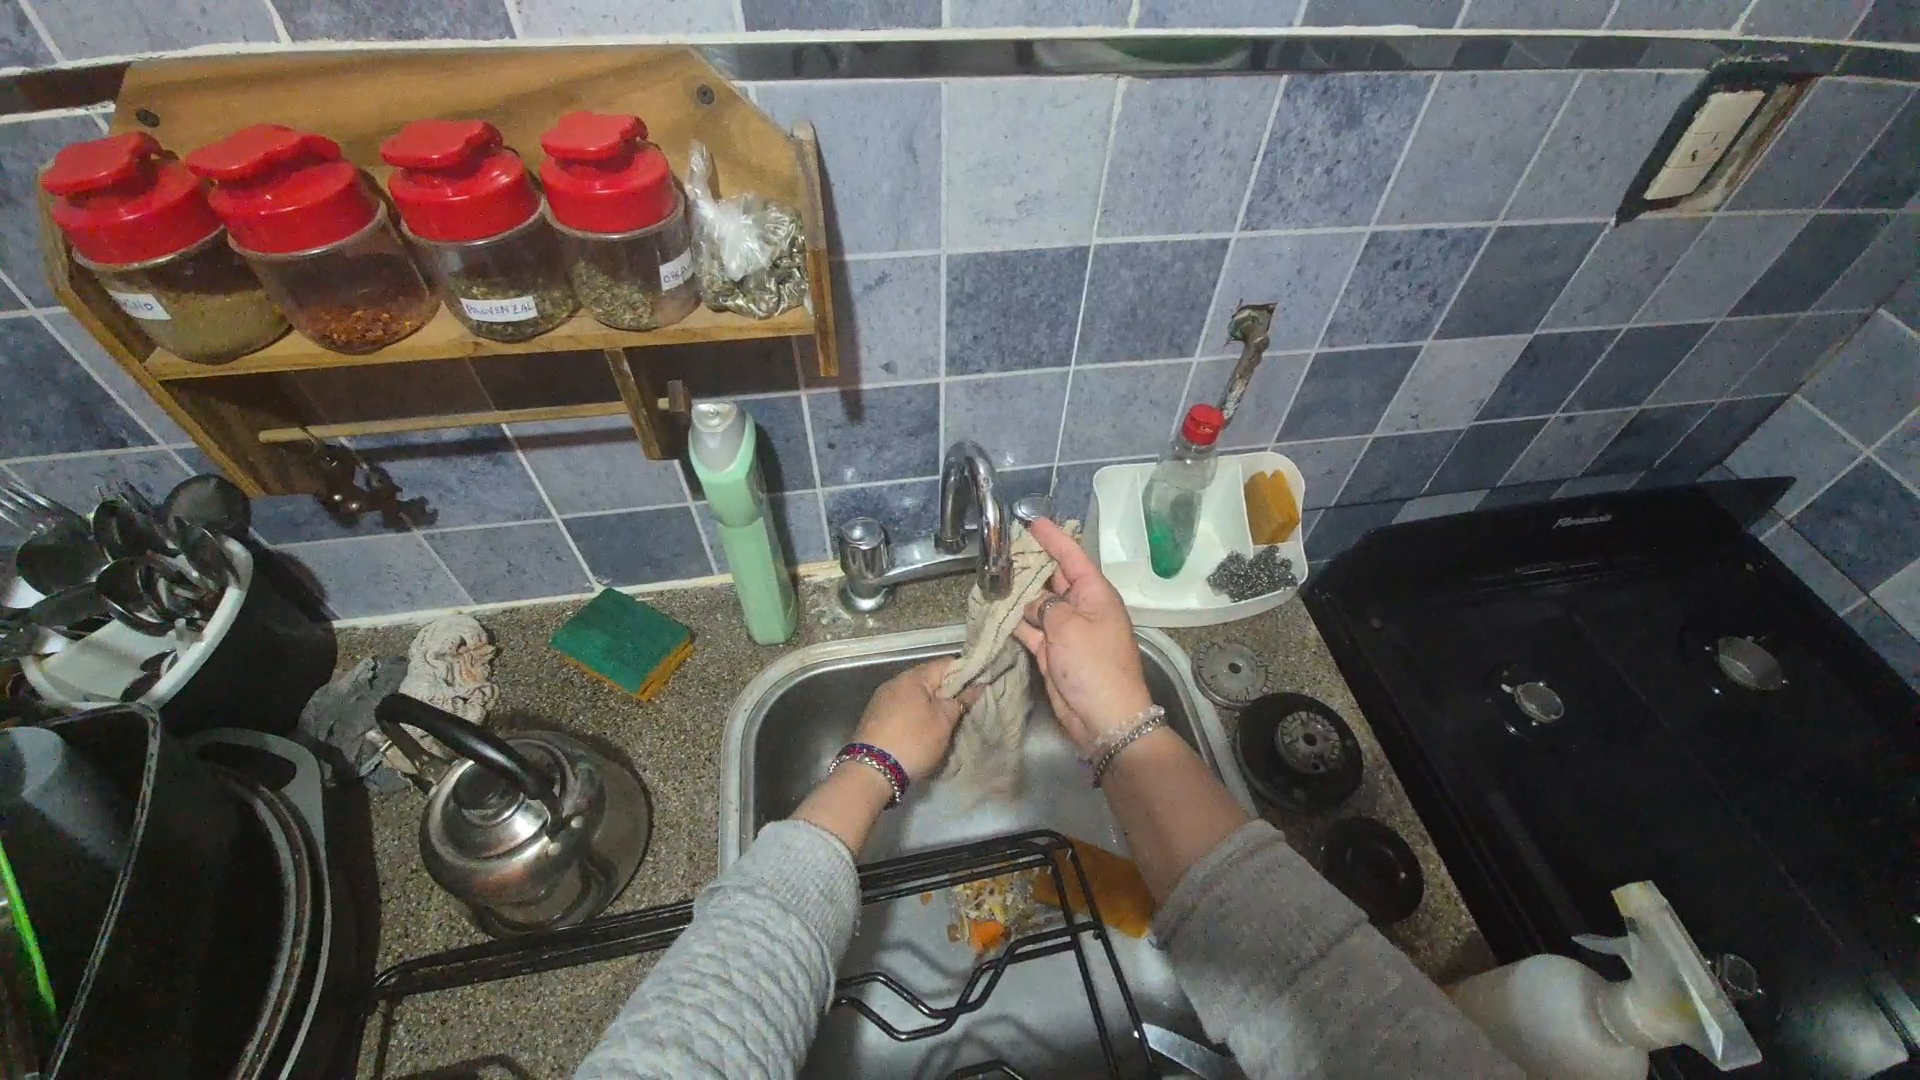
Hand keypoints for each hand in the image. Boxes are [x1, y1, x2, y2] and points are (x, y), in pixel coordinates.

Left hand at [850, 659, 970, 781]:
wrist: (870, 771)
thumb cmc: (913, 741)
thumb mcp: (943, 722)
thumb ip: (960, 700)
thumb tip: (976, 685)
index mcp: (912, 677)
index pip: (945, 664)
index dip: (966, 672)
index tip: (980, 686)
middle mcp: (894, 682)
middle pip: (929, 679)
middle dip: (949, 691)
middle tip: (967, 707)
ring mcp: (882, 700)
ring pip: (915, 695)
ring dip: (932, 704)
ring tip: (948, 720)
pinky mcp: (875, 717)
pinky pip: (903, 708)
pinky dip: (917, 714)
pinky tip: (924, 729)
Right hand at [1012, 518, 1154, 759]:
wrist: (1105, 718)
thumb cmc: (1095, 666)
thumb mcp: (1069, 627)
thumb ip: (1046, 606)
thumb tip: (1032, 602)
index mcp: (1095, 594)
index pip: (1072, 556)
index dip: (1054, 538)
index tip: (1034, 522)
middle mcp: (1082, 607)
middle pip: (1053, 578)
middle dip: (1031, 564)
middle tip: (1004, 549)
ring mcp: (1067, 630)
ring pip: (1038, 603)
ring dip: (1019, 593)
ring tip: (994, 576)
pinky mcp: (1053, 651)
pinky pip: (1031, 628)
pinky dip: (1016, 620)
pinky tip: (997, 610)